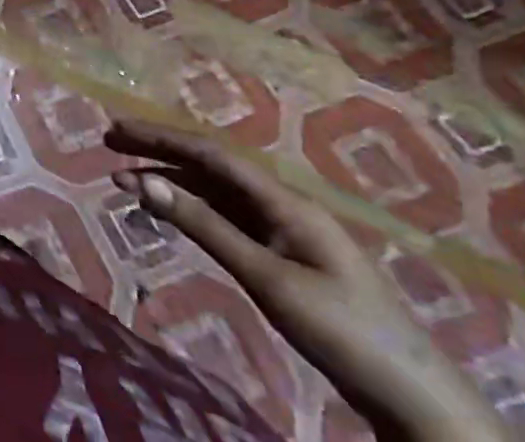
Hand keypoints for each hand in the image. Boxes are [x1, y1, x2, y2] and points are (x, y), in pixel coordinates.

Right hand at [106, 119, 506, 441]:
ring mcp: (286, 230)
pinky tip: (166, 209)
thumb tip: (145, 181)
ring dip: (170, 180)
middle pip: (212, 165)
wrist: (414, 395)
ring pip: (216, 190)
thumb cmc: (342, 330)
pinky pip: (226, 216)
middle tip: (110, 143)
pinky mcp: (284, 255)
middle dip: (160, 150)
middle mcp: (284, 205)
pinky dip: (190, 207)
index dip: (161, 137)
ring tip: (124, 180)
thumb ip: (204, 226)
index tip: (117, 129)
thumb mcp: (267, 278)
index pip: (212, 154)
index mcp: (287, 202)